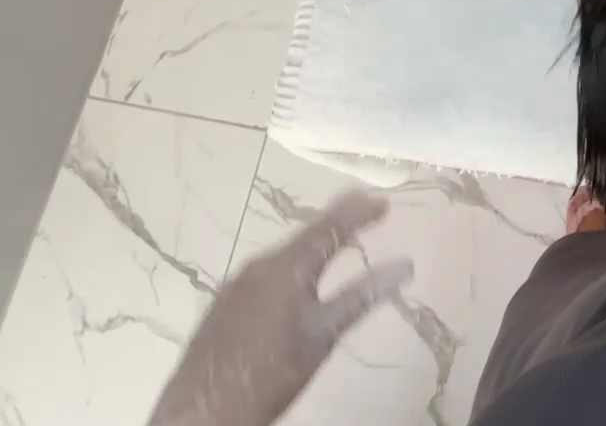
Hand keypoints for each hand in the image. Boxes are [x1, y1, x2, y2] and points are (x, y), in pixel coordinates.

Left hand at [148, 191, 413, 425]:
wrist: (201, 418)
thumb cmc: (270, 375)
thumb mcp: (323, 336)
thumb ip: (362, 297)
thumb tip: (404, 266)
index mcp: (285, 268)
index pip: (329, 228)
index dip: (358, 213)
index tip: (384, 202)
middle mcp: (259, 266)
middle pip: (305, 235)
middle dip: (337, 222)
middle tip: (365, 211)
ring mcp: (237, 285)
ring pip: (285, 254)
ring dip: (315, 243)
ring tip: (339, 239)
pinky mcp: (224, 305)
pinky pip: (268, 272)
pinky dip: (293, 264)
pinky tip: (299, 278)